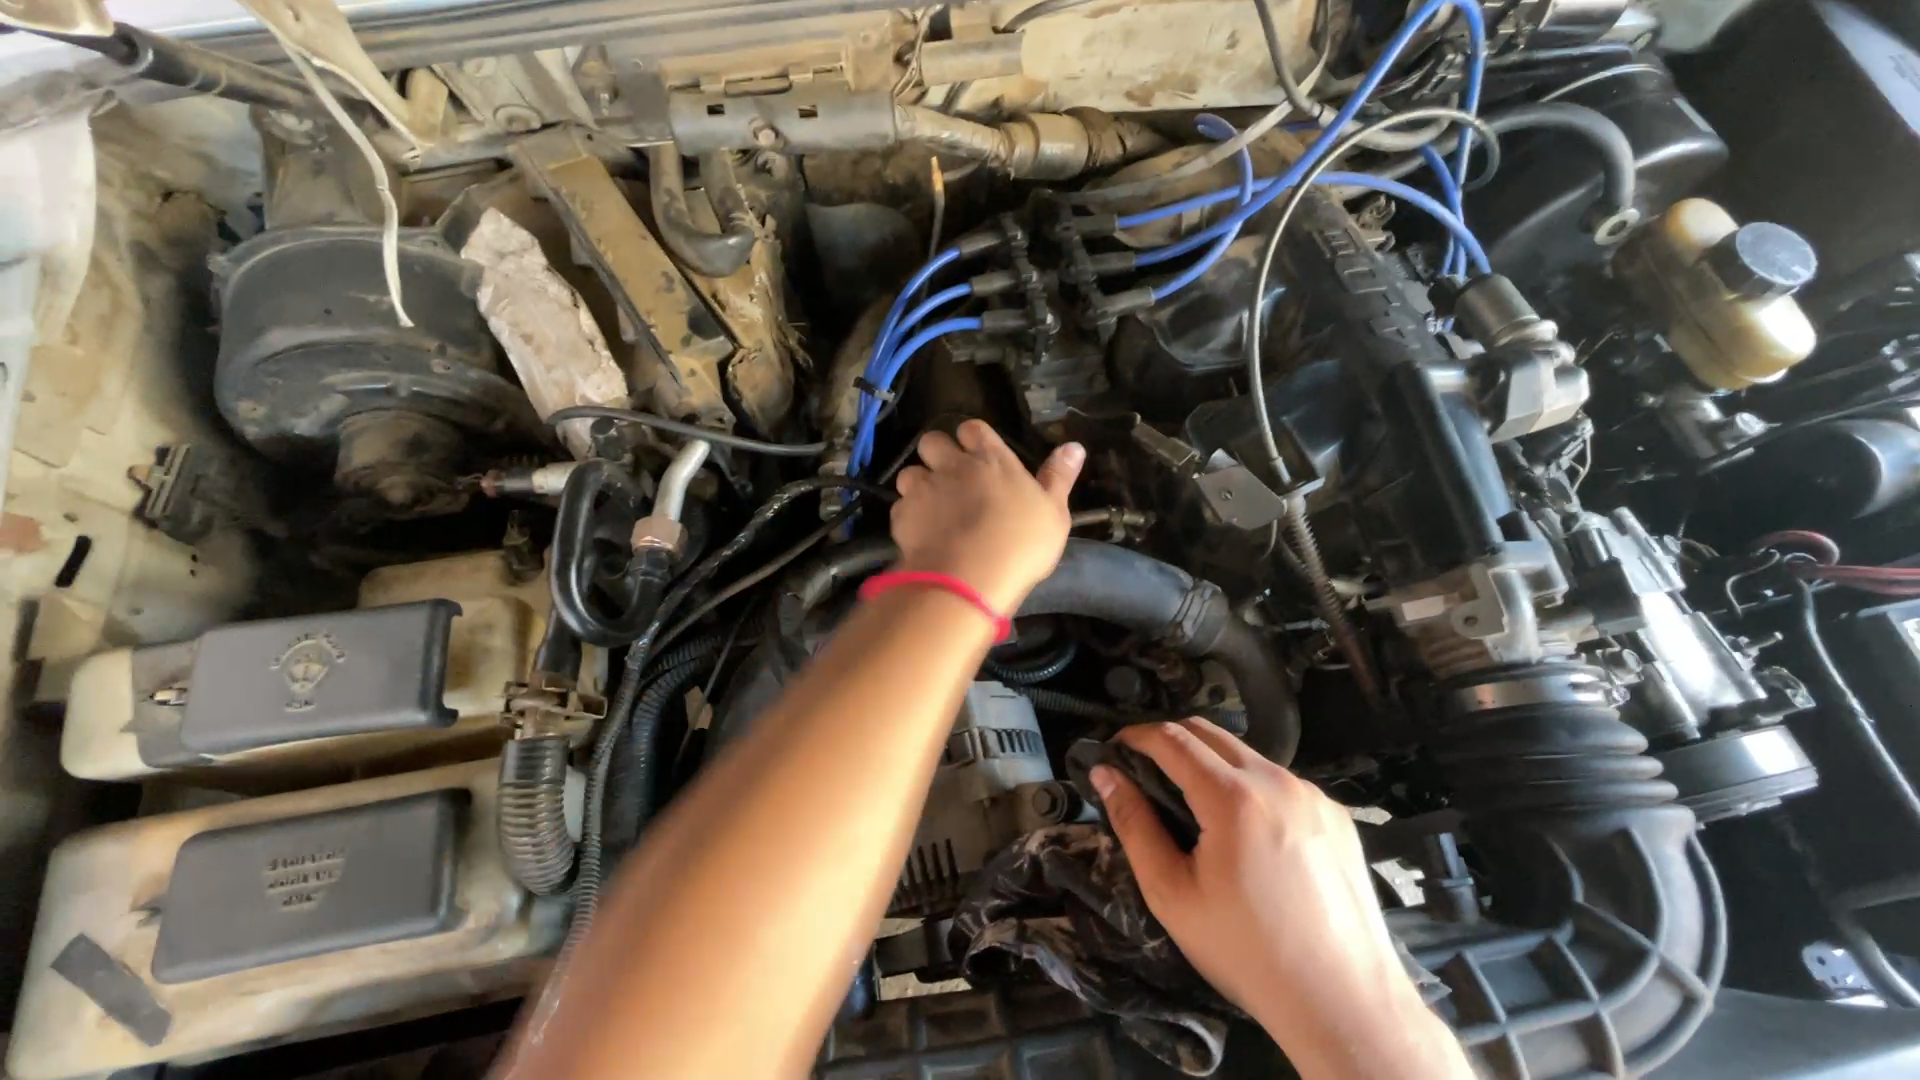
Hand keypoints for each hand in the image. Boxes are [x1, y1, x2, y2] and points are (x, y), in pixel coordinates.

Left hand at [890, 420, 1083, 611]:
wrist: (970, 579)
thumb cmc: (1021, 544)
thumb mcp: (1054, 512)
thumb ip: (1059, 477)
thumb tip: (1074, 446)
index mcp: (991, 459)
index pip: (973, 428)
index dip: (972, 438)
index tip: (978, 453)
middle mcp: (952, 466)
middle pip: (932, 440)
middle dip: (937, 453)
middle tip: (950, 476)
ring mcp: (923, 490)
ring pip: (909, 472)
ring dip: (918, 484)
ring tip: (933, 506)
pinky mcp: (902, 516)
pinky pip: (900, 507)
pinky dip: (909, 517)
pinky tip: (922, 534)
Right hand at [1091, 719, 1470, 1079]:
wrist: (1342, 1001)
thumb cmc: (1245, 950)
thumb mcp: (1171, 893)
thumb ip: (1134, 825)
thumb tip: (1105, 775)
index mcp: (1233, 797)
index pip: (1173, 739)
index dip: (1136, 736)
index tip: (1114, 748)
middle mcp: (1277, 782)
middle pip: (1210, 733)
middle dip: (1170, 740)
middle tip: (1144, 770)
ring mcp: (1313, 796)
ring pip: (1248, 756)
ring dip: (1212, 764)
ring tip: (1195, 808)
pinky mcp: (1337, 817)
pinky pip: (1282, 784)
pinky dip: (1251, 789)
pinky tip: (1248, 835)